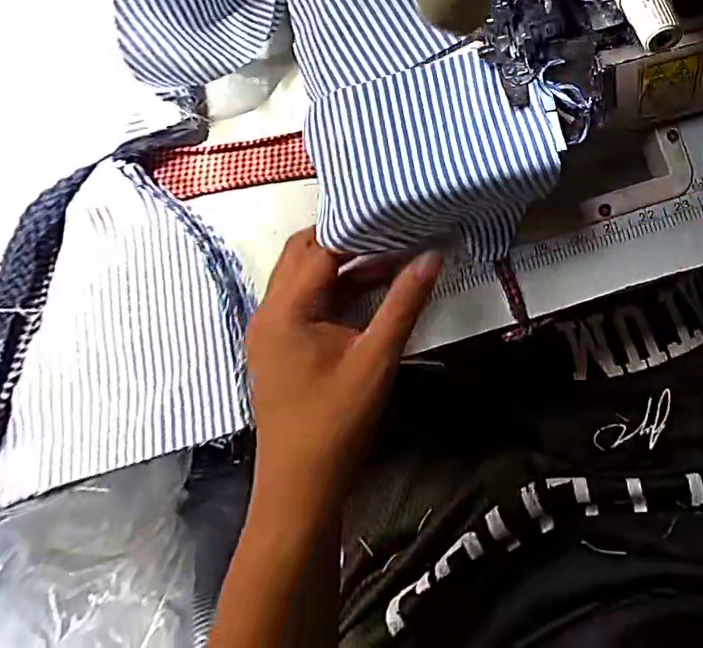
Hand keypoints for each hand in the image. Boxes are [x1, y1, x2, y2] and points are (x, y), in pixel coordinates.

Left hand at [245, 230, 441, 513]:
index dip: (355, 226)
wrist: (300, 491)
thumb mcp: (376, 358)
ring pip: (304, 275)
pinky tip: (373, 285)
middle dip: (345, 236)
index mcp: (284, 311)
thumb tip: (432, 255)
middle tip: (392, 226)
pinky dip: (337, 285)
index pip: (319, 247)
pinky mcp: (282, 345)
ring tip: (391, 250)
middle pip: (304, 253)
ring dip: (342, 261)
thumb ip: (404, 302)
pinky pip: (308, 298)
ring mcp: (272, 330)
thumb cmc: (336, 423)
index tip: (394, 212)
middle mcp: (269, 312)